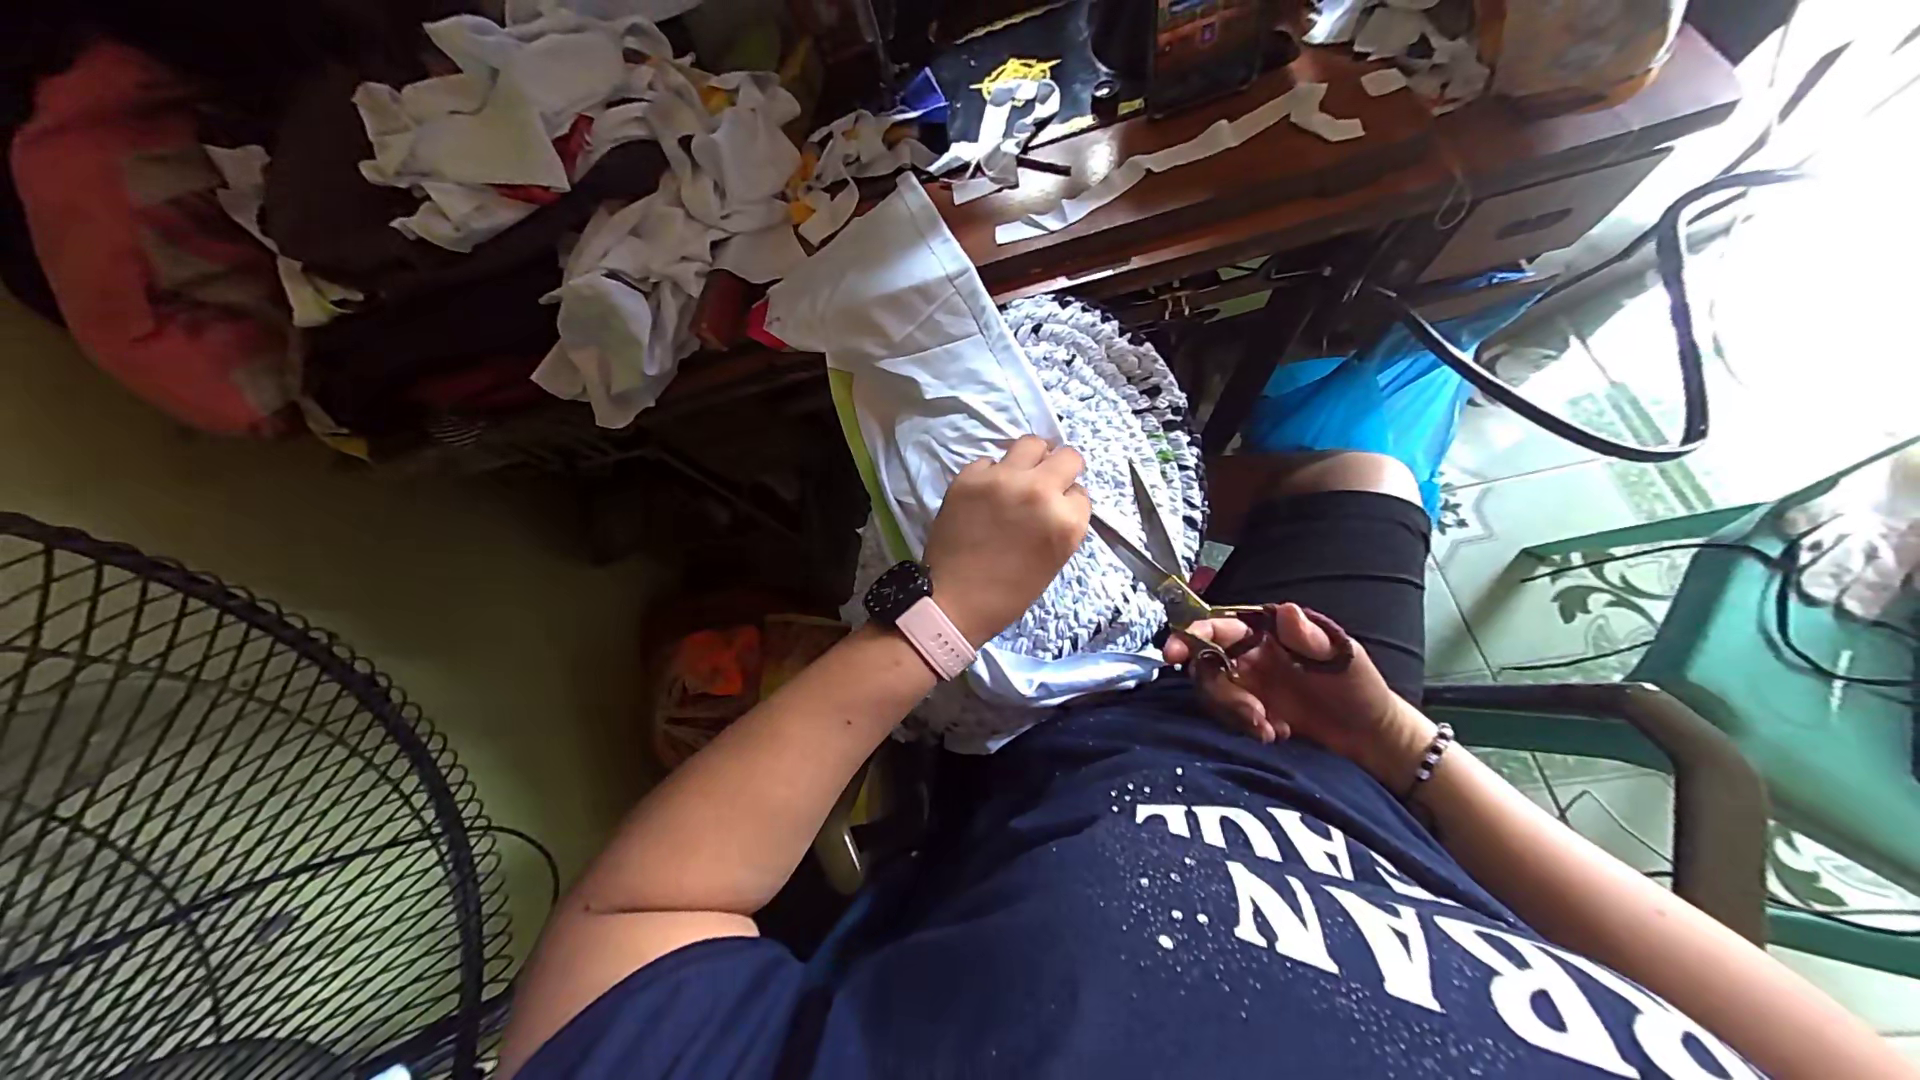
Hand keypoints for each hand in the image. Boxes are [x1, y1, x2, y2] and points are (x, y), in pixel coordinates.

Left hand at [922, 436, 1090, 647]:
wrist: (955, 601)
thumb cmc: (1009, 592)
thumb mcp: (1054, 559)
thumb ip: (1062, 523)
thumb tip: (1059, 498)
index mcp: (1066, 521)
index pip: (1081, 492)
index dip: (1068, 501)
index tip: (1056, 510)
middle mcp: (1040, 492)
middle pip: (1067, 456)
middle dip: (1060, 469)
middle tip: (1044, 484)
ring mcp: (1003, 479)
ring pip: (1031, 444)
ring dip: (1030, 459)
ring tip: (1019, 477)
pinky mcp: (970, 477)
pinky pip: (990, 461)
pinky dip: (991, 474)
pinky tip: (984, 494)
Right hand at [1163, 603, 1437, 790]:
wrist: (1370, 737)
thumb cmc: (1359, 688)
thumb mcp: (1342, 659)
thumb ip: (1309, 637)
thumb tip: (1284, 609)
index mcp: (1264, 634)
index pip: (1218, 627)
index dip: (1191, 635)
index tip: (1174, 653)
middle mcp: (1247, 655)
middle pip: (1204, 664)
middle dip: (1221, 693)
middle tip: (1253, 715)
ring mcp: (1245, 684)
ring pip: (1212, 692)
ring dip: (1235, 713)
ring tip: (1272, 729)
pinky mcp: (1247, 711)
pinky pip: (1226, 716)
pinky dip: (1245, 727)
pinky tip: (1277, 732)